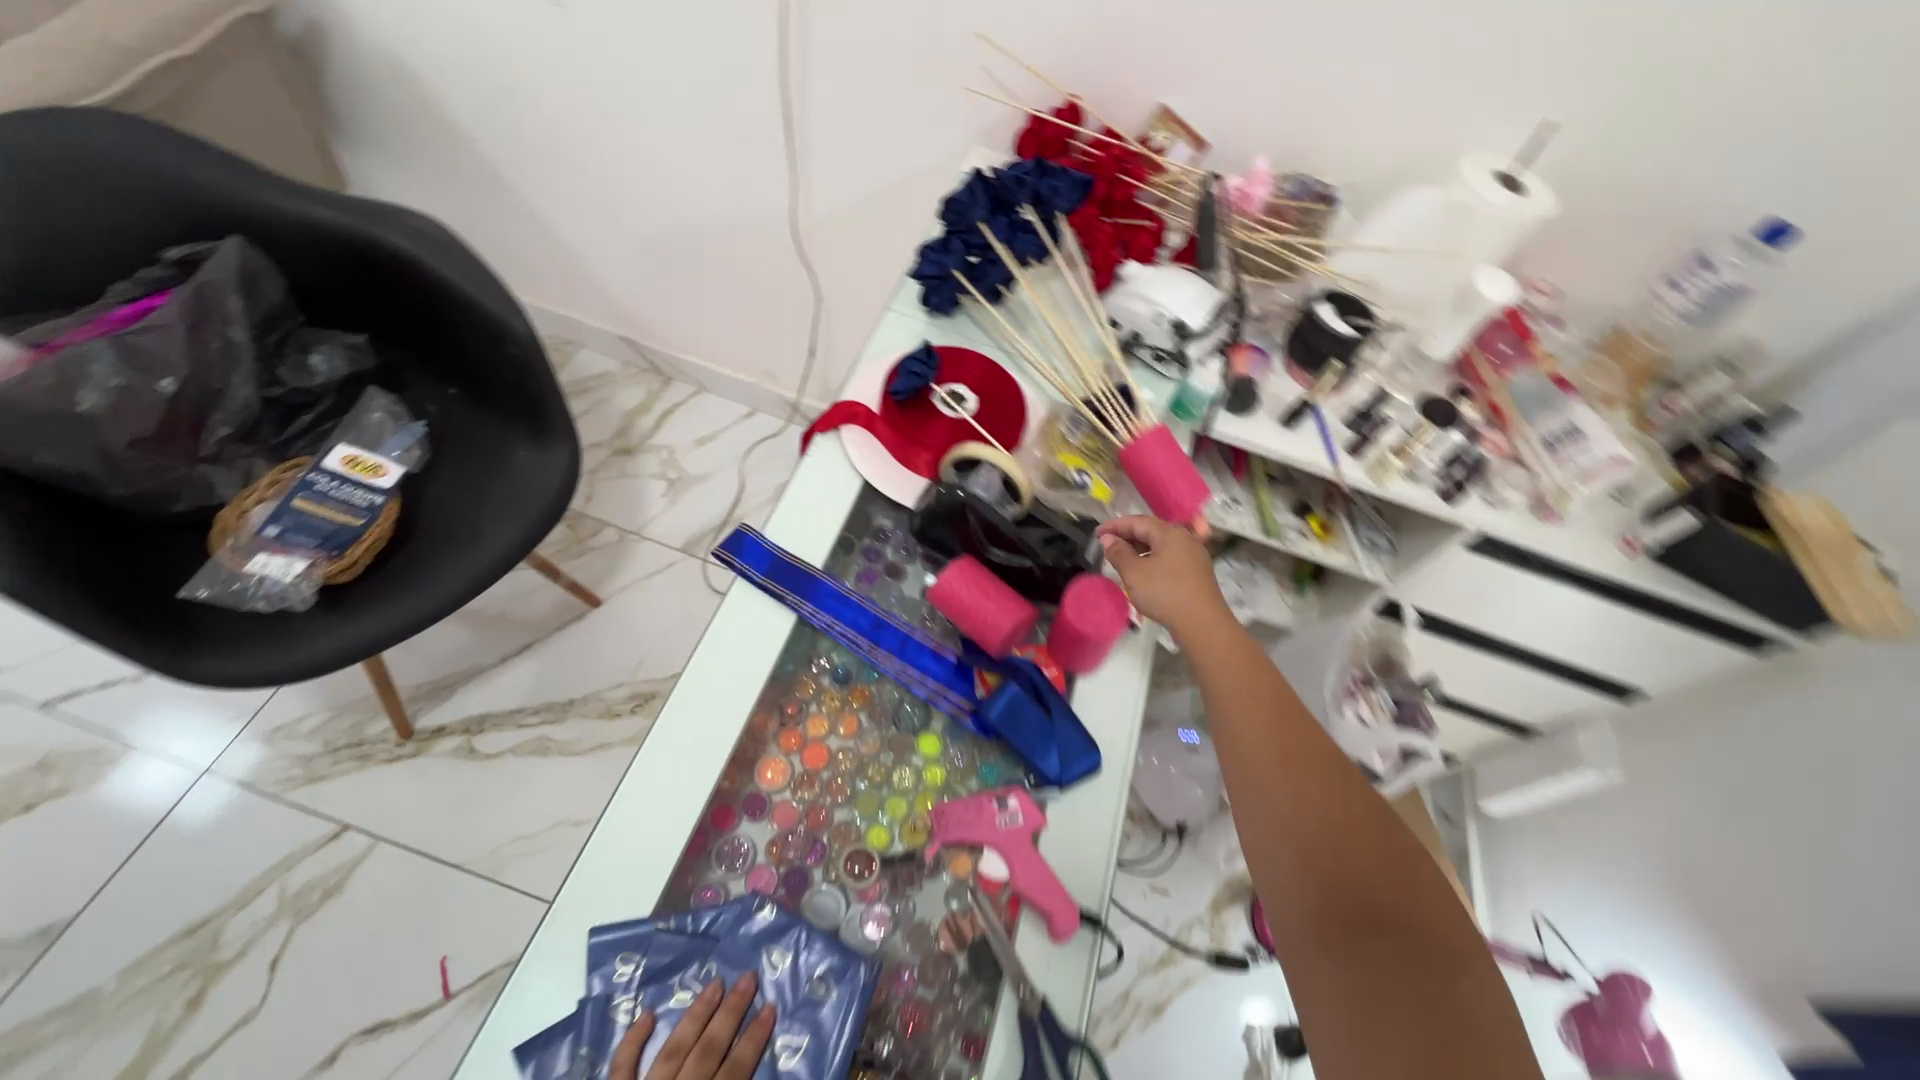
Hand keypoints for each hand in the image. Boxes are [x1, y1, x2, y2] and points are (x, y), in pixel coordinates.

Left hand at [610, 972, 777, 1079]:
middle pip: (709, 1049)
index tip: (771, 1006)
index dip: (755, 1038)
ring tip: (715, 983)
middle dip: (731, 1012)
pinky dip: (633, 1041)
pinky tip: (648, 1014)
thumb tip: (748, 1068)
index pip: (736, 1069)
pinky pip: (622, 1067)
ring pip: (674, 1049)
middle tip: (749, 977)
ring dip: (696, 1015)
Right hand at [1095, 516, 1231, 636]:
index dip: (1115, 526)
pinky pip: (1171, 557)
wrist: (1202, 622)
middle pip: (1152, 531)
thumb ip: (1119, 553)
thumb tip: (1108, 539)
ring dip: (1141, 549)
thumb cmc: (1164, 593)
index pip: (1137, 522)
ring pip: (1162, 545)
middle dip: (1128, 536)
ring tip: (1124, 559)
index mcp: (1169, 533)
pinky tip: (1146, 572)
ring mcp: (1194, 555)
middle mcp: (1185, 538)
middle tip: (1109, 546)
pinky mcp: (1198, 571)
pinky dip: (1154, 559)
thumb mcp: (1134, 573)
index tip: (1097, 533)